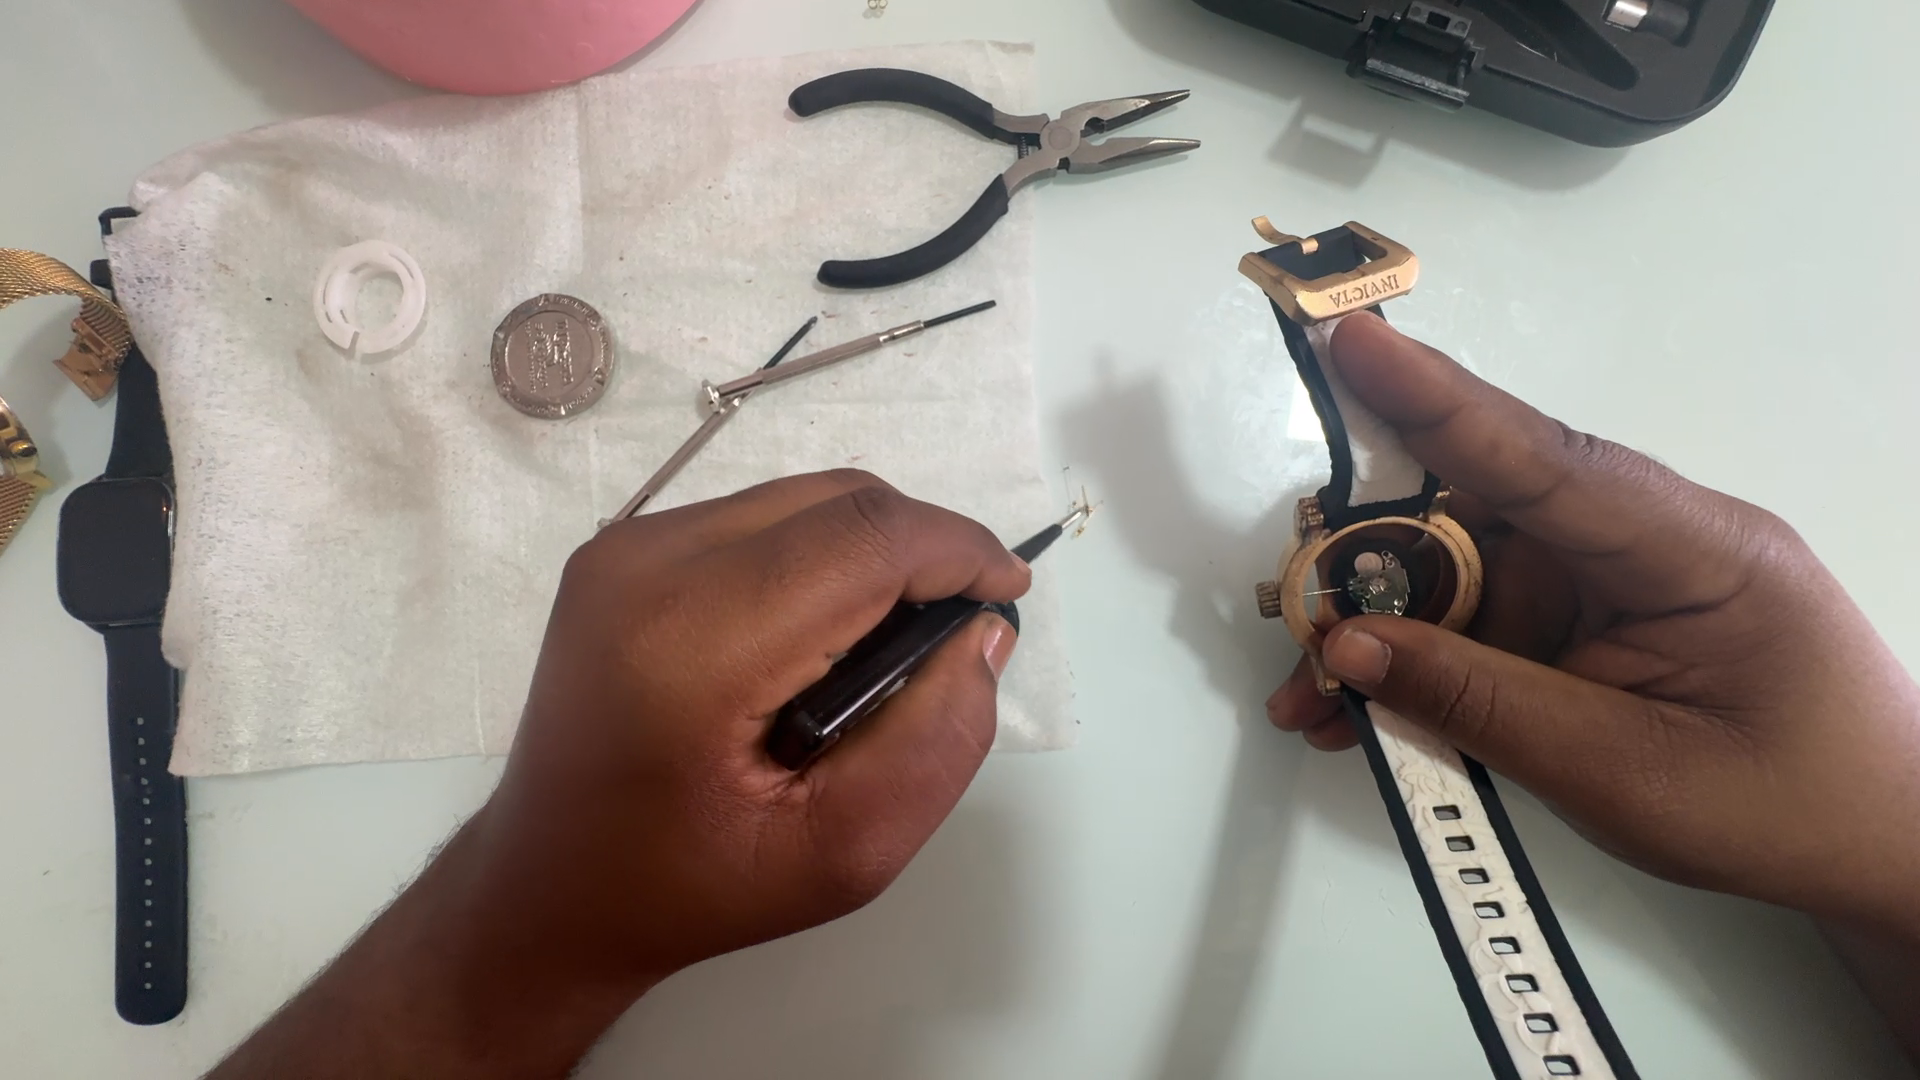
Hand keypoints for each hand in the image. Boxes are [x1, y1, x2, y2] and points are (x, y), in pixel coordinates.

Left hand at [209, 472, 1026, 1079]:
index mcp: (693, 646)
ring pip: (806, 496)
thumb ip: (936, 745)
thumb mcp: (843, 857)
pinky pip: (766, 514)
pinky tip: (833, 613)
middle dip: (927, 542)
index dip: (956, 548)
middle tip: (960, 613)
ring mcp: (627, 545)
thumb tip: (980, 636)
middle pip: (840, 501)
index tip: (1008, 587)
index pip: (863, 542)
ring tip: (901, 619)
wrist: (547, 884)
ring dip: (878, 543)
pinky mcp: (626, 545)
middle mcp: (648, 566)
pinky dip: (826, 546)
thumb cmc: (693, 885)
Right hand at [1268, 314, 1919, 943]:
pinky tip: (1349, 715)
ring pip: (1432, 583)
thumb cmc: (1790, 811)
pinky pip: (1443, 632)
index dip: (1434, 397)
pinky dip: (1388, 672)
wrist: (1876, 864)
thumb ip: (1477, 700)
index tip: (1353, 339)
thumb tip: (1345, 643)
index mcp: (1685, 551)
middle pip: (1455, 522)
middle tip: (1292, 605)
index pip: (1538, 458)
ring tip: (1310, 698)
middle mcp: (1616, 545)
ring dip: (1363, 638)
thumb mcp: (1628, 773)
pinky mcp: (1545, 623)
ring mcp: (1574, 585)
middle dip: (1361, 562)